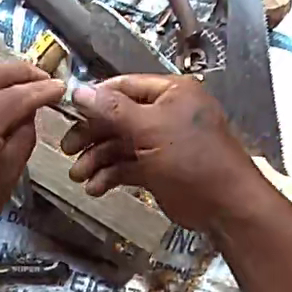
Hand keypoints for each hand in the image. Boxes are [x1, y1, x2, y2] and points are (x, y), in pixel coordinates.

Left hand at [0, 61, 64, 254]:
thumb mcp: (10, 170)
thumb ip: (24, 132)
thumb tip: (30, 109)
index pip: (18, 94)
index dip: (43, 90)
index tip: (61, 88)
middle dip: (23, 73)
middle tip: (46, 80)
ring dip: (4, 79)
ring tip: (28, 87)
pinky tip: (2, 99)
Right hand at [61, 75, 262, 231]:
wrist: (224, 203)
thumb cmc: (194, 158)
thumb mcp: (150, 128)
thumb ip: (113, 110)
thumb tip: (79, 90)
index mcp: (170, 93)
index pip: (123, 87)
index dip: (95, 99)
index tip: (68, 111)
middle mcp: (165, 114)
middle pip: (117, 118)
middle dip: (91, 135)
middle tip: (67, 148)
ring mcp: (161, 143)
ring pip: (119, 145)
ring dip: (97, 160)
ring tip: (79, 176)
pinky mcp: (157, 170)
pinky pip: (127, 167)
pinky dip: (110, 176)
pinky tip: (96, 187)